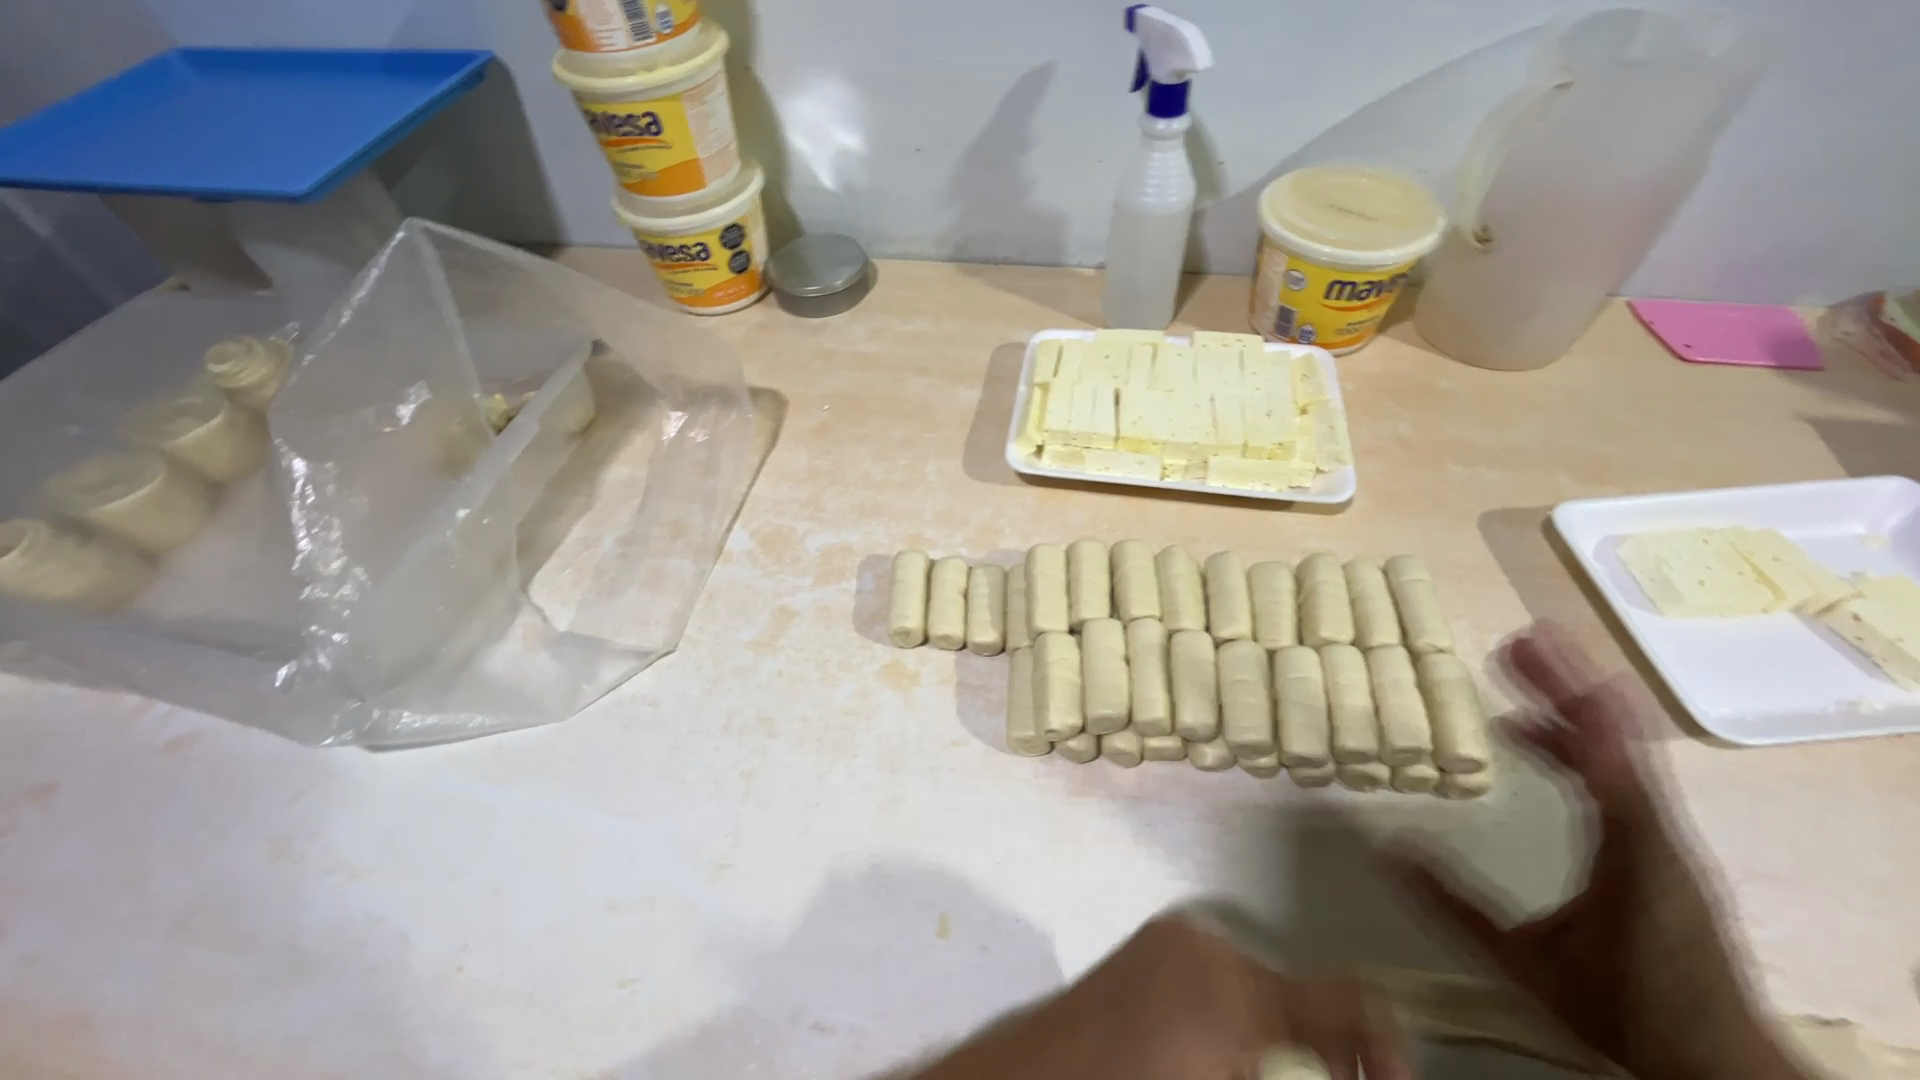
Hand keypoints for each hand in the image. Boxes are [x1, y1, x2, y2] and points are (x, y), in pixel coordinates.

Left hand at [913, 915, 1409, 1079]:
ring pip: (1259, 993)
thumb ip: (1295, 1068)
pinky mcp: (1148, 944)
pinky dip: (1231, 1022)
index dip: (1390, 1054)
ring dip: (1272, 1044)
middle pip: (1304, 1003)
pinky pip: (1215, 980)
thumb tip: (1352, 1066)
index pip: (1355, 1003)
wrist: (1025, 1079)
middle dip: (1320, 1060)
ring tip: (1244, 1072)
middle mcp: (1207, 945)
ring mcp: (1171, 938)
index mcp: (1234, 989)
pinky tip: (1210, 1057)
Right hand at [1390, 622, 1804, 1079]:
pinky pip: (1622, 777)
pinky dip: (1583, 744)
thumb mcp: (1526, 961)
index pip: (1603, 762)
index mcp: (1634, 851)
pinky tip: (1542, 736)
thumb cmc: (1624, 1008)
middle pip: (1616, 740)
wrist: (1717, 1061)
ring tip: (1528, 666)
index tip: (1525, 665)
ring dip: (1575, 706)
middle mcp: (1658, 832)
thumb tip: (1386, 850)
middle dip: (1566, 687)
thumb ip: (1455, 904)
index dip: (1565, 708)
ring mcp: (1665, 837)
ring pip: (1621, 752)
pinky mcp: (1662, 847)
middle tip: (1520, 641)